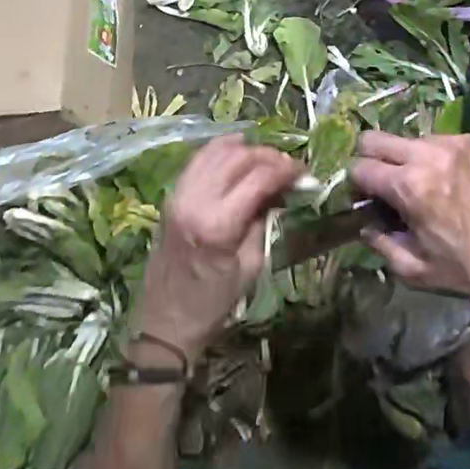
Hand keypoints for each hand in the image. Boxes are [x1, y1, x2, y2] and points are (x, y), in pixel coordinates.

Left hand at [134, 136, 300, 359]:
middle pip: (238, 158)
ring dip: (245, 149)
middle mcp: (195, 201)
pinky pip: (198, 159)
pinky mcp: (171, 195)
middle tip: (288, 165)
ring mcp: (179, 194)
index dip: (285, 169)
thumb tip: (279, 190)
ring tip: (267, 159)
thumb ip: (263, 220)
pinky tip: (238, 151)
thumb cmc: (214, 302)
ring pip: (216, 151)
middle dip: (268, 155)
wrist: (167, 319)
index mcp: (218, 224)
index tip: (303, 171)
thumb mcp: (251, 265)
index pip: (258, 177)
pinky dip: (220, 150)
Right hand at [349, 132, 469, 317]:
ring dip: (406, 159)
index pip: (359, 167)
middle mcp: (428, 154)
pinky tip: (452, 182)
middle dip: (371, 160)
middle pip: (374, 138)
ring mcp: (455, 143)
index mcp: (410, 185)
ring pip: (409, 139)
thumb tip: (365, 224)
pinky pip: (440, 141)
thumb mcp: (415, 270)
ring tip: (424, 186)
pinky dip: (436, 158)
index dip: (356, 186)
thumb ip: (380, 243)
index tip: (365, 200)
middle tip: (383, 184)